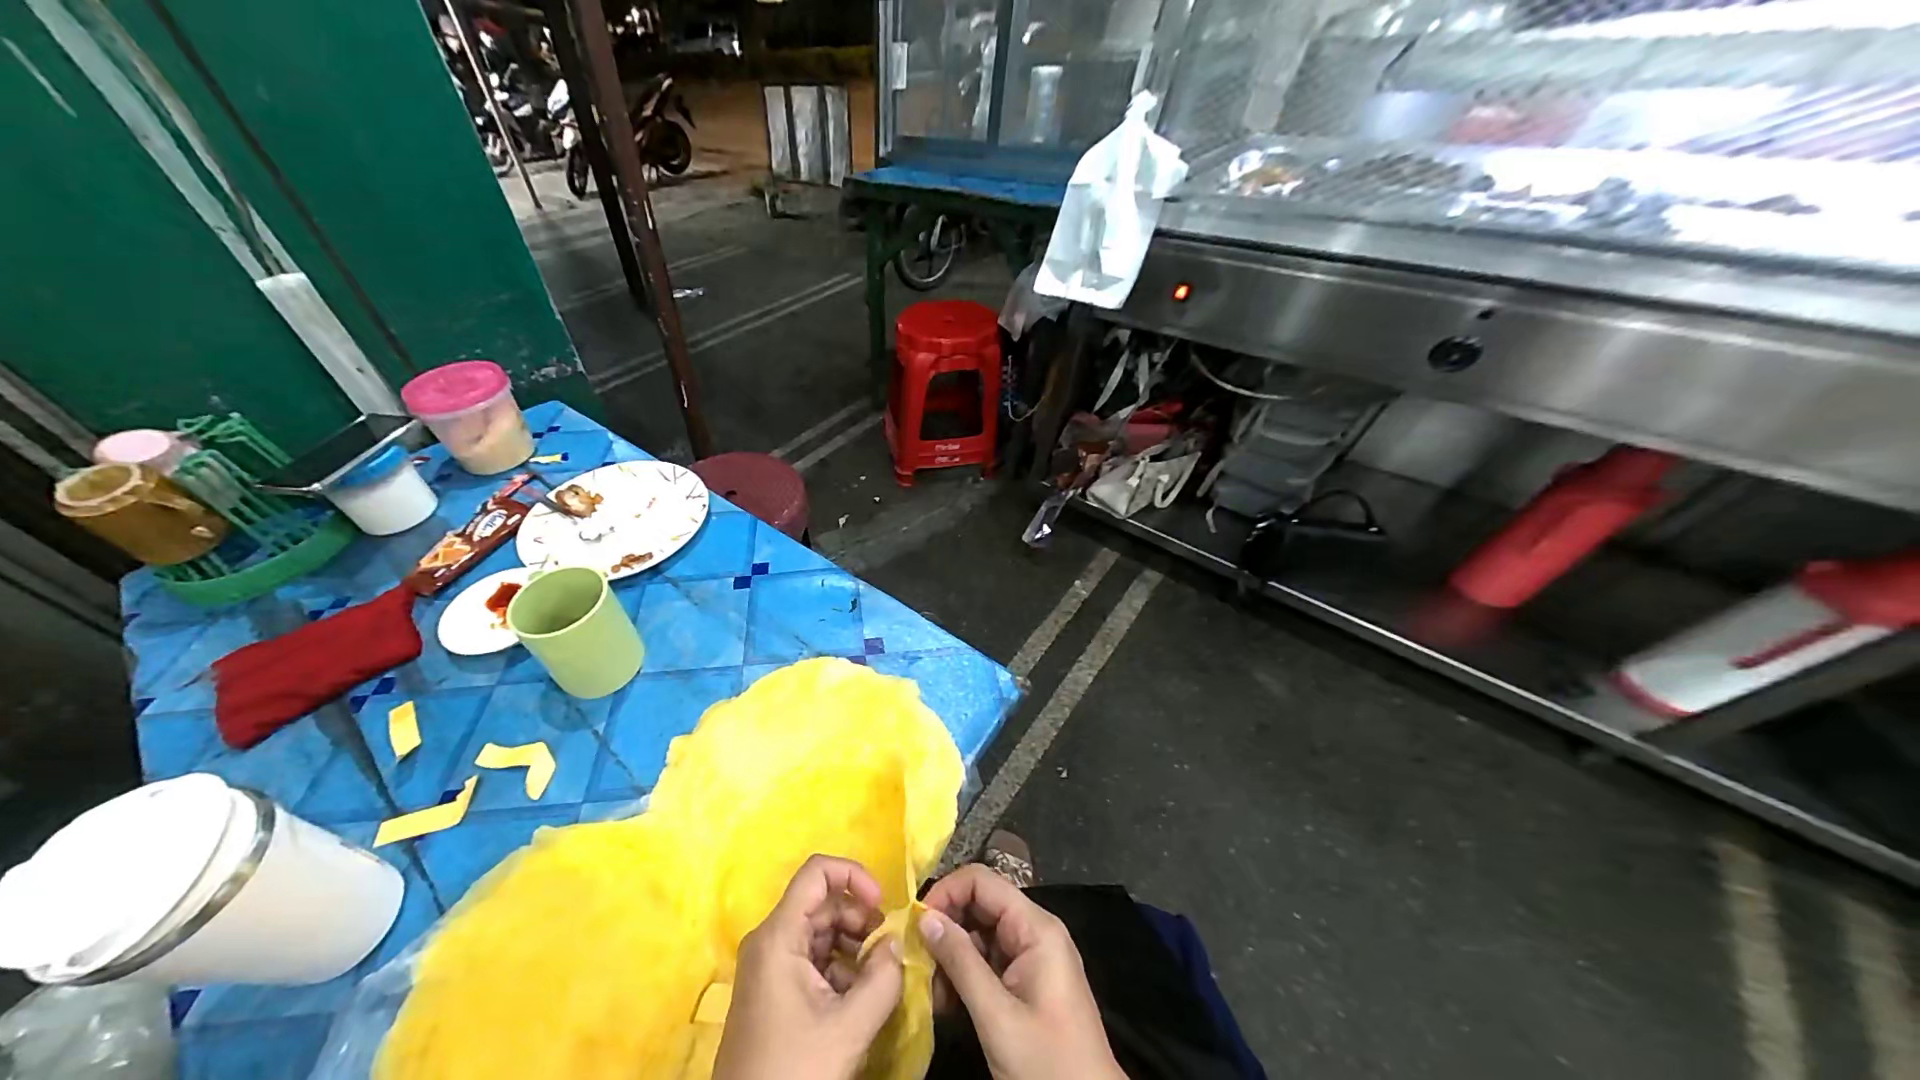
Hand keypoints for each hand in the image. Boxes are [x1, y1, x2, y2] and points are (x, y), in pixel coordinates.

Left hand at [713, 855, 904, 1079]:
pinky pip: (813, 958)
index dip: (854, 876)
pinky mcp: (774, 990)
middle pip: (822, 903)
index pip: (817, 872)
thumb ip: (883, 977)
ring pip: (820, 930)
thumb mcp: (850, 1025)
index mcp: (779, 936)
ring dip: (854, 944)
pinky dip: (840, 966)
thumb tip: (897, 944)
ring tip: (877, 975)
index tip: (882, 905)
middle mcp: (770, 941)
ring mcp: (769, 966)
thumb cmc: (795, 1071)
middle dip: (860, 918)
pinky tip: (858, 996)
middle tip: (887, 949)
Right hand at [920, 865, 1124, 1079]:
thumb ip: (961, 963)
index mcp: (1035, 927)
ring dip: (950, 956)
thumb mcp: (997, 1016)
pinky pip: (987, 961)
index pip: (982, 881)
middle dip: (945, 927)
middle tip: (914, 958)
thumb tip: (925, 919)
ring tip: (926, 988)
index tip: (915, 925)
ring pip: (979, 934)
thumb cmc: (1047, 1062)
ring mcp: (1031, 956)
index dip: (946, 893)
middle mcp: (1034, 931)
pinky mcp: (1025, 980)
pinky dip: (963, 975)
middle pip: (979, 904)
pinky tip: (943, 1001)